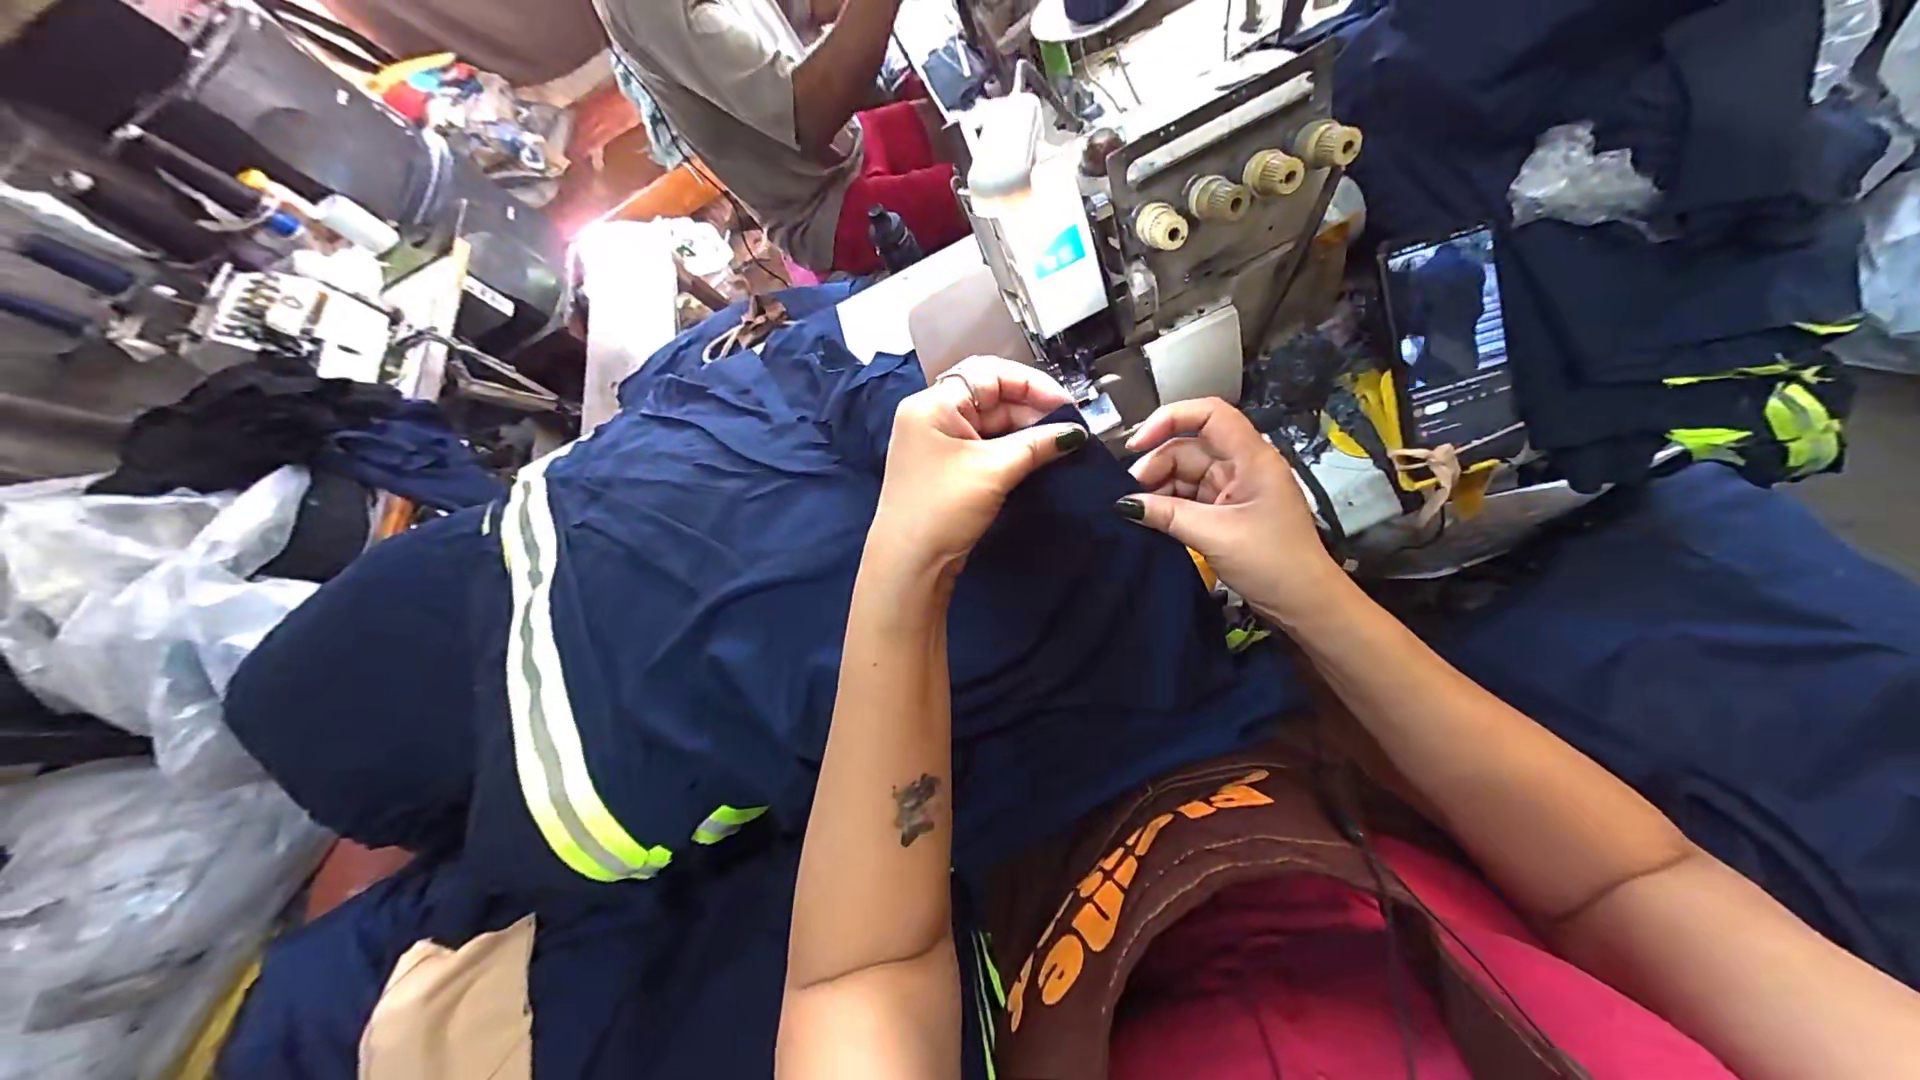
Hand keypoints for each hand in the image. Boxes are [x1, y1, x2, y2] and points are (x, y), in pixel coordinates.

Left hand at [869, 356, 1087, 580]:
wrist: (910, 565)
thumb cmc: (942, 509)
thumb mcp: (993, 470)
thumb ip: (1037, 445)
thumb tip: (1074, 433)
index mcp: (932, 404)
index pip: (989, 374)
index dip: (1032, 385)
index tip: (1067, 405)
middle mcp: (932, 416)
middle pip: (992, 397)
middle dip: (1033, 410)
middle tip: (1070, 427)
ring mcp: (940, 443)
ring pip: (992, 423)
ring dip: (1026, 432)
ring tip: (1061, 442)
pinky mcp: (949, 468)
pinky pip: (986, 446)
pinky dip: (1013, 450)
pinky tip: (1040, 455)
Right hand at [1118, 398, 1344, 623]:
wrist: (1305, 603)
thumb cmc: (1274, 563)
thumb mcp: (1214, 535)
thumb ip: (1166, 515)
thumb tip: (1124, 504)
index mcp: (1252, 457)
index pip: (1208, 414)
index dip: (1169, 419)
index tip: (1136, 445)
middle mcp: (1242, 465)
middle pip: (1188, 447)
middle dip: (1155, 466)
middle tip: (1131, 496)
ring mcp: (1233, 487)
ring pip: (1184, 473)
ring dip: (1158, 489)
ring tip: (1139, 513)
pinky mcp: (1225, 510)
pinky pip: (1188, 497)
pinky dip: (1167, 506)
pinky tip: (1151, 519)